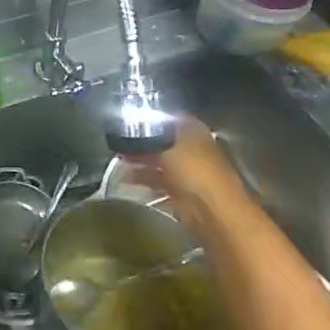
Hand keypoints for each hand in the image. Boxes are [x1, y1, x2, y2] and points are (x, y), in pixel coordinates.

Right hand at [124, 117, 248, 239]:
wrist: (211, 210)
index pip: (169, 119)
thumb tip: (131, 132)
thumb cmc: (193, 169)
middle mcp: (192, 148)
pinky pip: (159, 183)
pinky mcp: (182, 193)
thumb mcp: (166, 146)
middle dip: (142, 144)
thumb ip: (148, 138)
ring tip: (118, 161)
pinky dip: (145, 181)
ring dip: (141, 162)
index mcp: (193, 131)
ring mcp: (188, 172)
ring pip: (160, 163)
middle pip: (163, 142)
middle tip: (119, 144)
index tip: (127, 123)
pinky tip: (126, 180)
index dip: (148, 120)